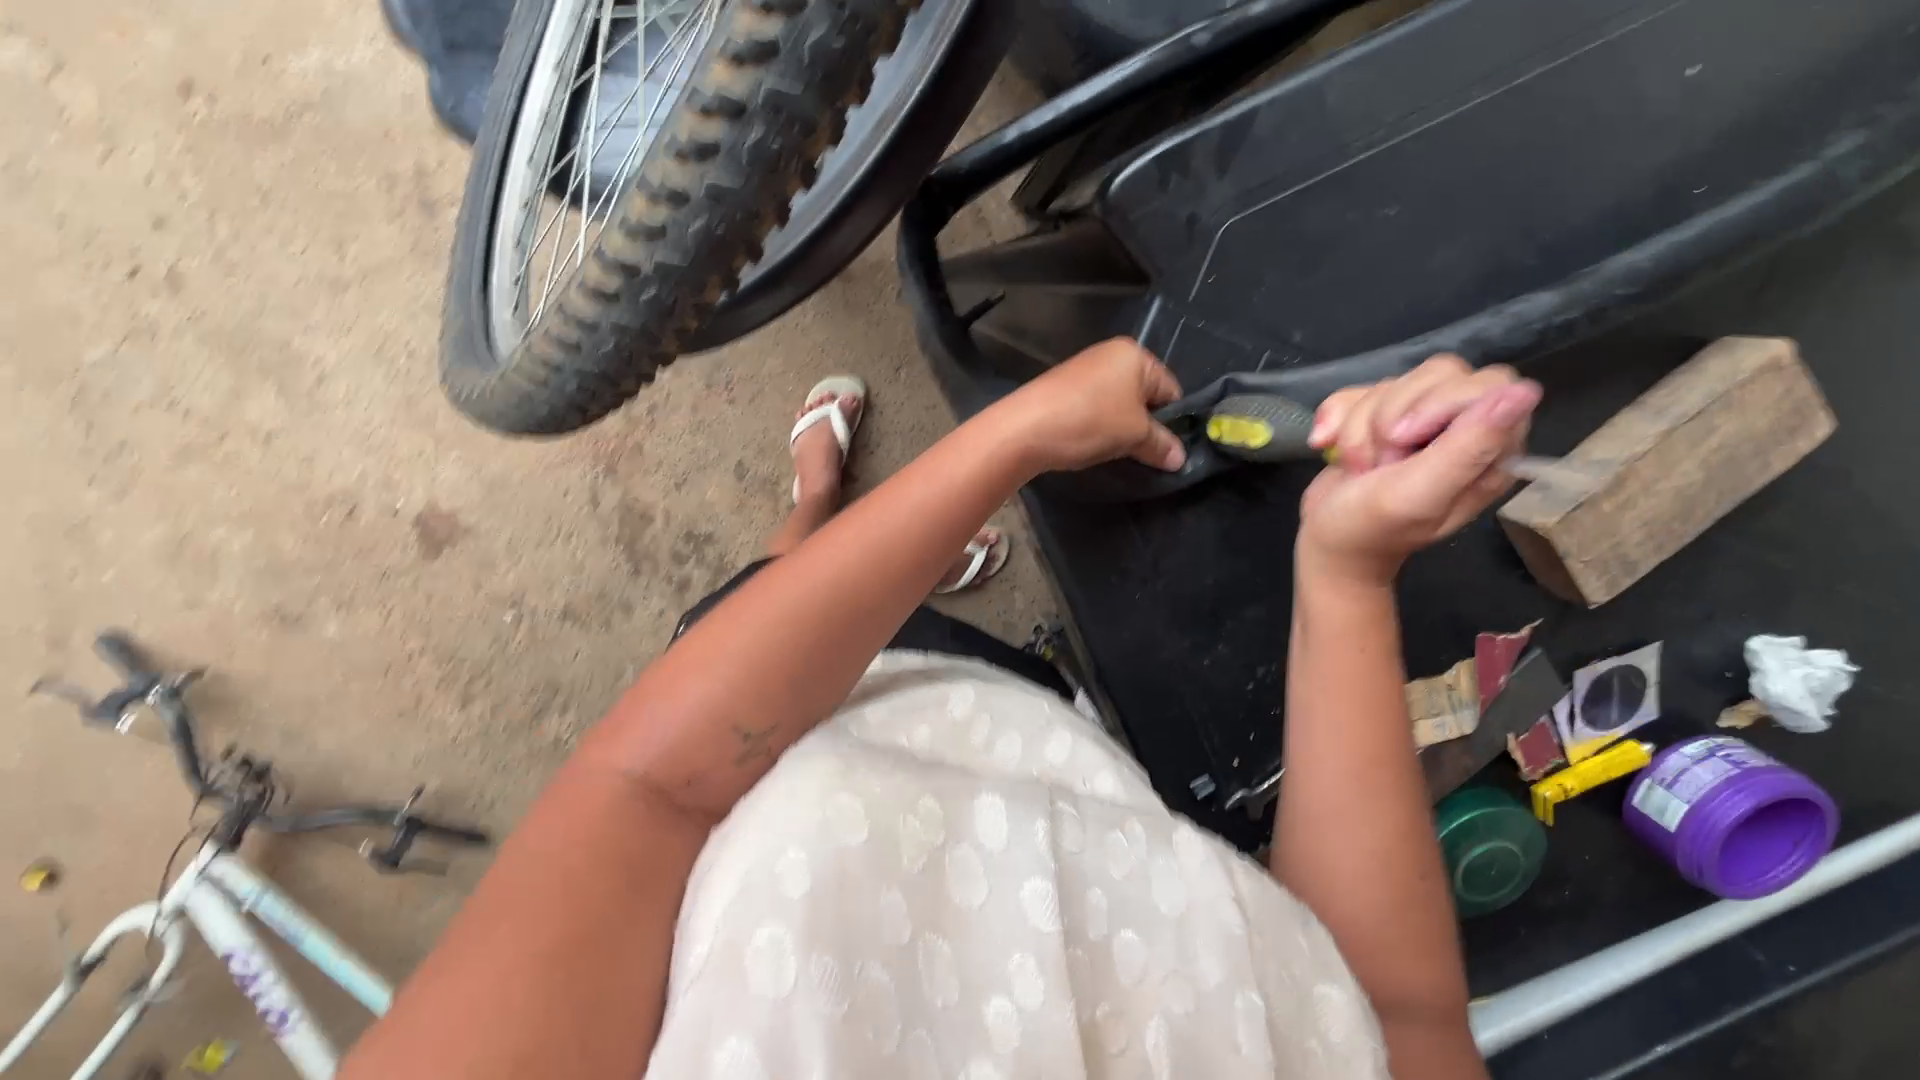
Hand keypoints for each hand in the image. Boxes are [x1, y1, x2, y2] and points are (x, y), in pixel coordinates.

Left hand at [991, 338, 1186, 473]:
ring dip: (1122, 429)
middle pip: (1144, 396)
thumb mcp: (1134, 435)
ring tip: (1115, 451)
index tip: (1168, 449)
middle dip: (1146, 425)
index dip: (1174, 421)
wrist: (1024, 429)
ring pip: (1119, 405)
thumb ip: (1161, 444)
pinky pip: (1095, 409)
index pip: (1170, 389)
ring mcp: (1084, 371)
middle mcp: (1110, 355)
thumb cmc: (1090, 422)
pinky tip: (1092, 444)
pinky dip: (1099, 426)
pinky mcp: (1064, 390)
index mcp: (1134, 355)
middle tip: (1143, 453)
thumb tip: (1181, 459)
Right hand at [1298, 355, 1540, 586]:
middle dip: (1390, 414)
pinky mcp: (1380, 416)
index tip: (1403, 439)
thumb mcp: (1418, 495)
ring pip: (1392, 383)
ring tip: (1359, 467)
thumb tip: (1524, 392)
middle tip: (1381, 463)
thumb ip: (1468, 447)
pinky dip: (1336, 417)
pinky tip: (1326, 444)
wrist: (1325, 544)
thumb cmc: (1370, 528)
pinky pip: (1358, 391)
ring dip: (1359, 426)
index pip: (1486, 384)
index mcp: (1490, 451)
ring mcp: (1419, 420)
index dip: (1438, 402)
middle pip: (1438, 374)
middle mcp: (1461, 429)